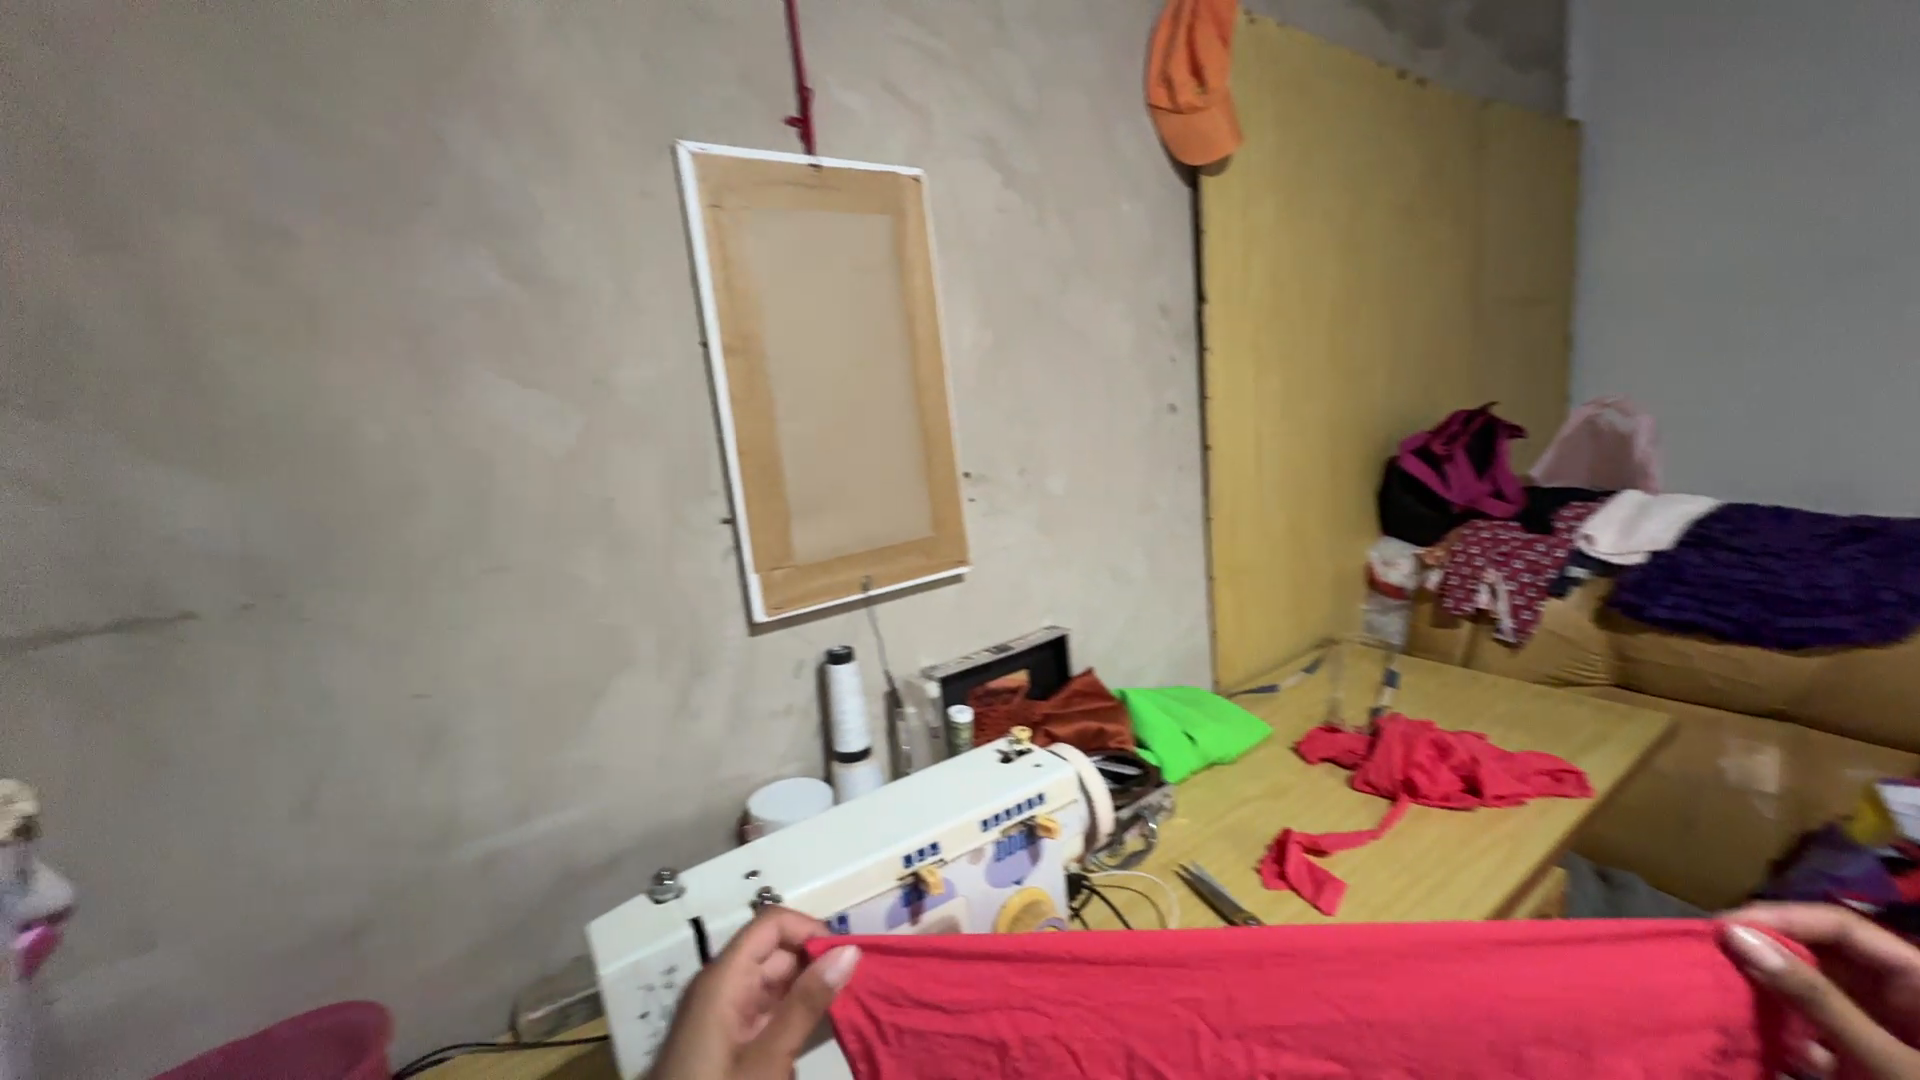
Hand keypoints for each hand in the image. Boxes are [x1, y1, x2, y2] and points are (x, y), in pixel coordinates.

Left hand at [646, 907, 860, 1079]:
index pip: (772, 924)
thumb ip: (807, 1004)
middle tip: (857, 990)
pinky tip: (815, 1038)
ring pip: (773, 984)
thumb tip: (849, 949)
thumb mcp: (766, 1062)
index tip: (848, 958)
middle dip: (816, 964)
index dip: (810, 930)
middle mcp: (720, 987)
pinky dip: (792, 1018)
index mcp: (723, 979)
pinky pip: (765, 1013)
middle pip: (775, 952)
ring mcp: (721, 1016)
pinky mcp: (725, 1043)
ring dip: (808, 994)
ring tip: (846, 1012)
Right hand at [1722, 902, 1919, 1078]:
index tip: (1722, 928)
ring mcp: (1878, 1029)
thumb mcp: (1890, 1063)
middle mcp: (1898, 996)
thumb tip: (1734, 935)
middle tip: (1708, 955)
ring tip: (1721, 994)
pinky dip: (1779, 1032)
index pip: (1838, 925)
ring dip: (1764, 993)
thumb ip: (1814, 999)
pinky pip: (1809, 1029)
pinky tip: (1754, 1040)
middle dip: (1764, 953)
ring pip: (1807, 989)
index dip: (1779, 918)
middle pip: (1819, 953)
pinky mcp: (1859, 1058)